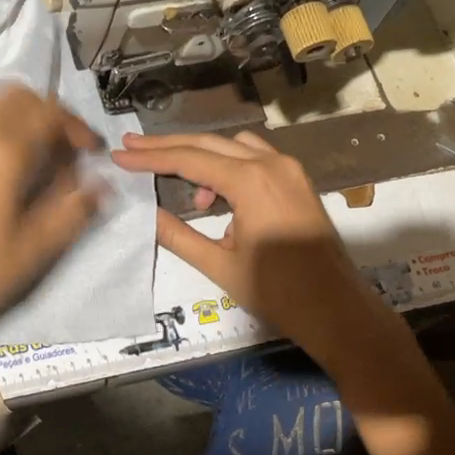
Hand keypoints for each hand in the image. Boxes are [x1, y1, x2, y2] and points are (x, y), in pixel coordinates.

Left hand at [0, 85, 103, 345]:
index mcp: (1, 149)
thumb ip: (72, 211)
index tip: (91, 153)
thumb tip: (101, 184)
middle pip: (14, 97)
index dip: (77, 127)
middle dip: (46, 116)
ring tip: (30, 164)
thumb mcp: (33, 252)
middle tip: (62, 153)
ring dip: (14, 123)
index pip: (49, 111)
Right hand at [110, 131, 375, 354]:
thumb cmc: (277, 292)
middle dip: (167, 145)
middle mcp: (271, 164)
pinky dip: (227, 165)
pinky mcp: (296, 182)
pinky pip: (254, 158)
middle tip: (131, 145)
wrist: (335, 309)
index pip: (189, 160)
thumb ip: (178, 235)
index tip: (119, 156)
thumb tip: (146, 213)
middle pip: (208, 144)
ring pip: (232, 146)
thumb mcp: (218, 266)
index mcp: (251, 182)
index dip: (150, 158)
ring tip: (170, 177)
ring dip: (199, 156)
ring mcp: (289, 170)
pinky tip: (213, 196)